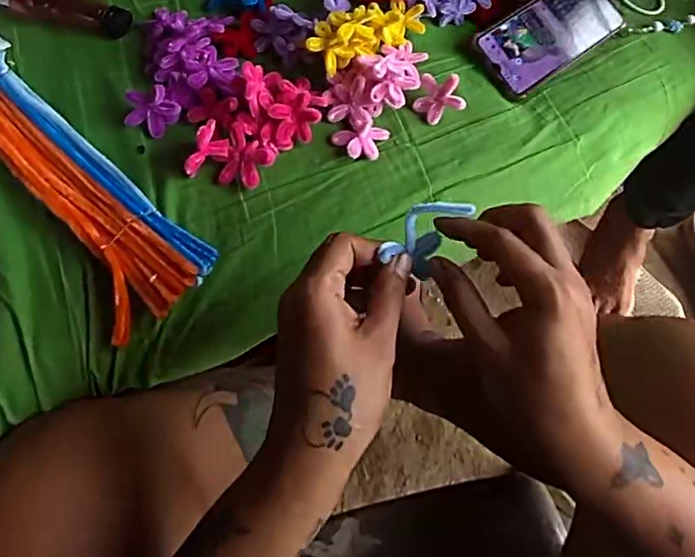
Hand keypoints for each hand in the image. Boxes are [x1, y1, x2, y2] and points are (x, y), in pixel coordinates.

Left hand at [267, 233, 408, 465]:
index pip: (344, 243)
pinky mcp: (295, 330)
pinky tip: (373, 320)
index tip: (401, 271)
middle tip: (402, 286)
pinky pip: (323, 297)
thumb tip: (400, 257)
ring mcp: (292, 313)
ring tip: (394, 303)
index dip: (376, 249)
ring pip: (330, 276)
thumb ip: (390, 290)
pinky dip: (348, 298)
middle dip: (370, 263)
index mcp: (313, 290)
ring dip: (362, 281)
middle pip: (334, 256)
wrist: (309, 451)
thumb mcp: (380, 337)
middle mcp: (295, 294)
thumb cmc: (350, 394)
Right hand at [425, 204, 622, 490]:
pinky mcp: (579, 293)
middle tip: (466, 234)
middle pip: (533, 218)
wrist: (582, 435)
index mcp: (545, 289)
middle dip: (496, 216)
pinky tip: (502, 276)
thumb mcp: (486, 348)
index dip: (466, 228)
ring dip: (511, 232)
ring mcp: (578, 283)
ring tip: (479, 253)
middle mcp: (568, 276)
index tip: (439, 227)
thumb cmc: (530, 398)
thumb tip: (437, 262)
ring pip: (544, 232)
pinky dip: (524, 250)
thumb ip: (460, 298)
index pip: (502, 238)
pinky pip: (550, 253)